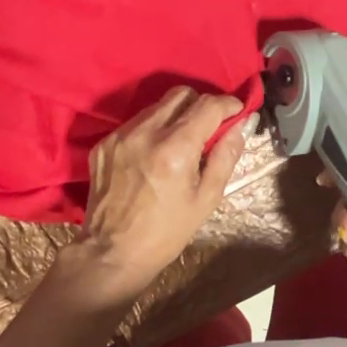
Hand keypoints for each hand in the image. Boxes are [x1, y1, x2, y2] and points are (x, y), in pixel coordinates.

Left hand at [63, 86, 251, 308]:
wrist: (113, 251)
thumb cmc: (167, 232)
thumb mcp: (206, 199)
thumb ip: (225, 157)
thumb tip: (241, 125)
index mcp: (175, 148)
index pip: (208, 105)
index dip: (228, 105)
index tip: (236, 112)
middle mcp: (146, 133)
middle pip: (181, 94)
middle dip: (201, 105)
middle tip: (209, 128)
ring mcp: (121, 136)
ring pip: (157, 106)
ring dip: (175, 116)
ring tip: (181, 143)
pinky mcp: (105, 143)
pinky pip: (135, 123)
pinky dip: (152, 130)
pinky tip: (154, 155)